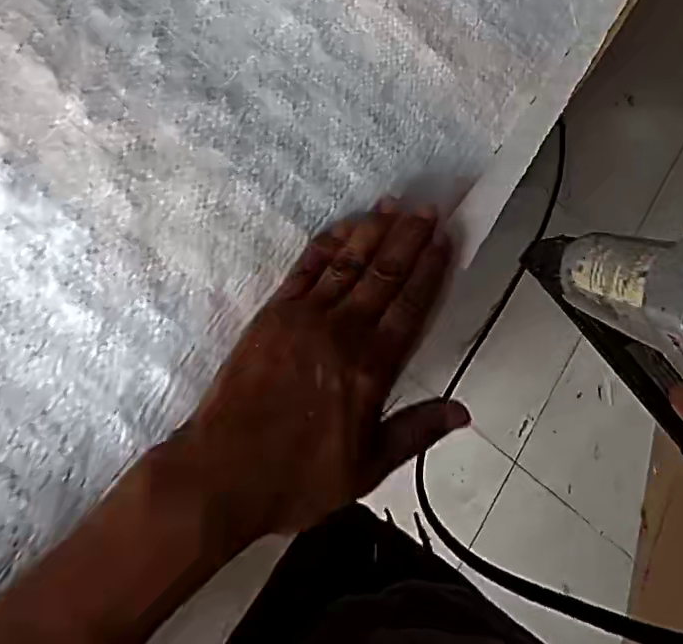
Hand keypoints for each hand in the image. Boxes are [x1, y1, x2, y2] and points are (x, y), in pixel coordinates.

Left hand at [0, 205, 467, 643]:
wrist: (219, 476)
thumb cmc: (297, 477)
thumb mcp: (367, 468)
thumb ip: (417, 431)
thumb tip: (463, 412)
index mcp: (372, 367)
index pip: (411, 304)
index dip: (431, 268)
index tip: (444, 239)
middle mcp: (344, 332)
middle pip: (386, 273)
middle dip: (410, 237)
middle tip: (427, 208)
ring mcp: (307, 317)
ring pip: (350, 262)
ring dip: (374, 230)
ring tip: (394, 204)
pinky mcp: (275, 311)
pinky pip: (307, 267)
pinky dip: (328, 244)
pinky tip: (344, 226)